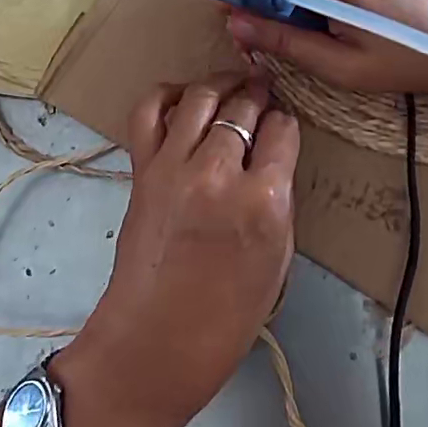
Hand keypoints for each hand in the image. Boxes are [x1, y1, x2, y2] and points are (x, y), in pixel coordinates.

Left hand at [51, 72, 298, 426]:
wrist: (155, 342)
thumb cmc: (227, 315)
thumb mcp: (279, 257)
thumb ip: (280, 198)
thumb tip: (273, 157)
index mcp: (265, 200)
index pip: (283, 130)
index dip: (285, 123)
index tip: (282, 126)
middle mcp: (220, 172)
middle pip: (244, 105)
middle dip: (258, 95)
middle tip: (261, 94)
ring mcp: (175, 166)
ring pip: (202, 96)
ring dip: (222, 84)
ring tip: (231, 87)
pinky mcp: (142, 169)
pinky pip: (149, 110)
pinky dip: (167, 93)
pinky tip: (184, 98)